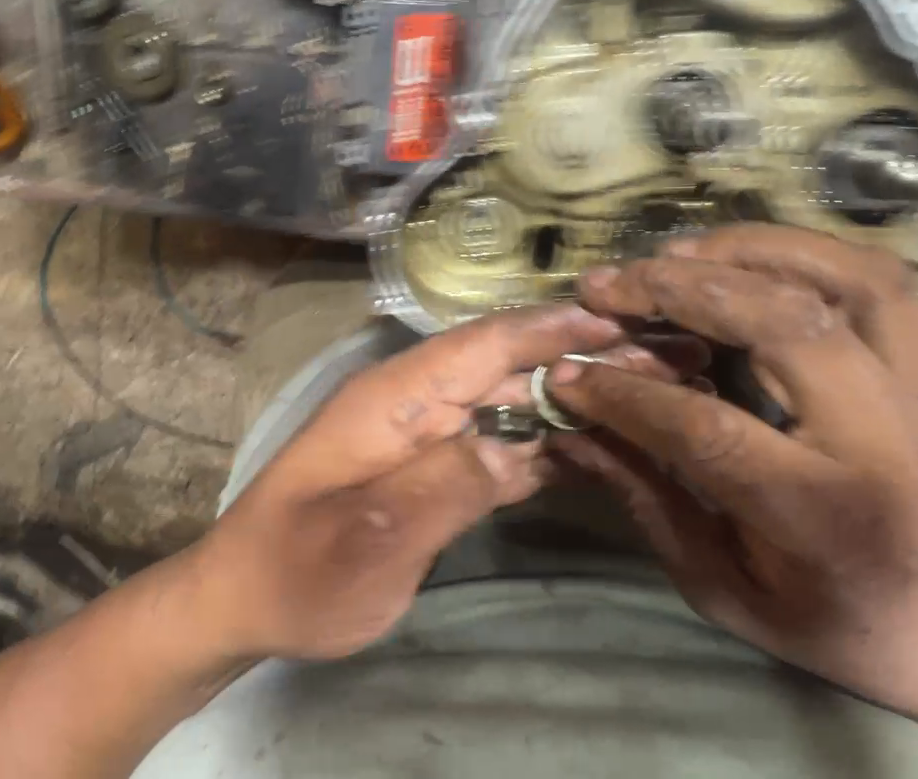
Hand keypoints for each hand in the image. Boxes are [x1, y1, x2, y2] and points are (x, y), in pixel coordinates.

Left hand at [180, 303, 639, 660]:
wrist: (246, 599)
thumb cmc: (299, 571)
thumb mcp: (369, 539)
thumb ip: (443, 486)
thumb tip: (518, 446)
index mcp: (392, 399)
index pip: (481, 345)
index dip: (552, 328)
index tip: (625, 318)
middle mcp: (412, 403)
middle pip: (505, 365)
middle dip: (582, 355)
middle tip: (671, 354)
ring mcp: (422, 435)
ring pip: (508, 399)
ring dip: (574, 393)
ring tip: (655, 390)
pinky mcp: (430, 469)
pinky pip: (497, 442)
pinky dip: (547, 439)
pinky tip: (600, 445)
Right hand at [544, 225, 917, 725]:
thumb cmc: (837, 627)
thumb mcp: (724, 590)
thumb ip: (647, 501)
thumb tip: (570, 430)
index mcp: (825, 514)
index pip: (707, 427)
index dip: (624, 393)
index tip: (567, 374)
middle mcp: (885, 440)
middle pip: (781, 325)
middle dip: (676, 291)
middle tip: (607, 286)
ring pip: (847, 282)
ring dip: (747, 251)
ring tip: (671, 254)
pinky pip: (881, 284)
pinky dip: (804, 253)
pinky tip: (740, 258)